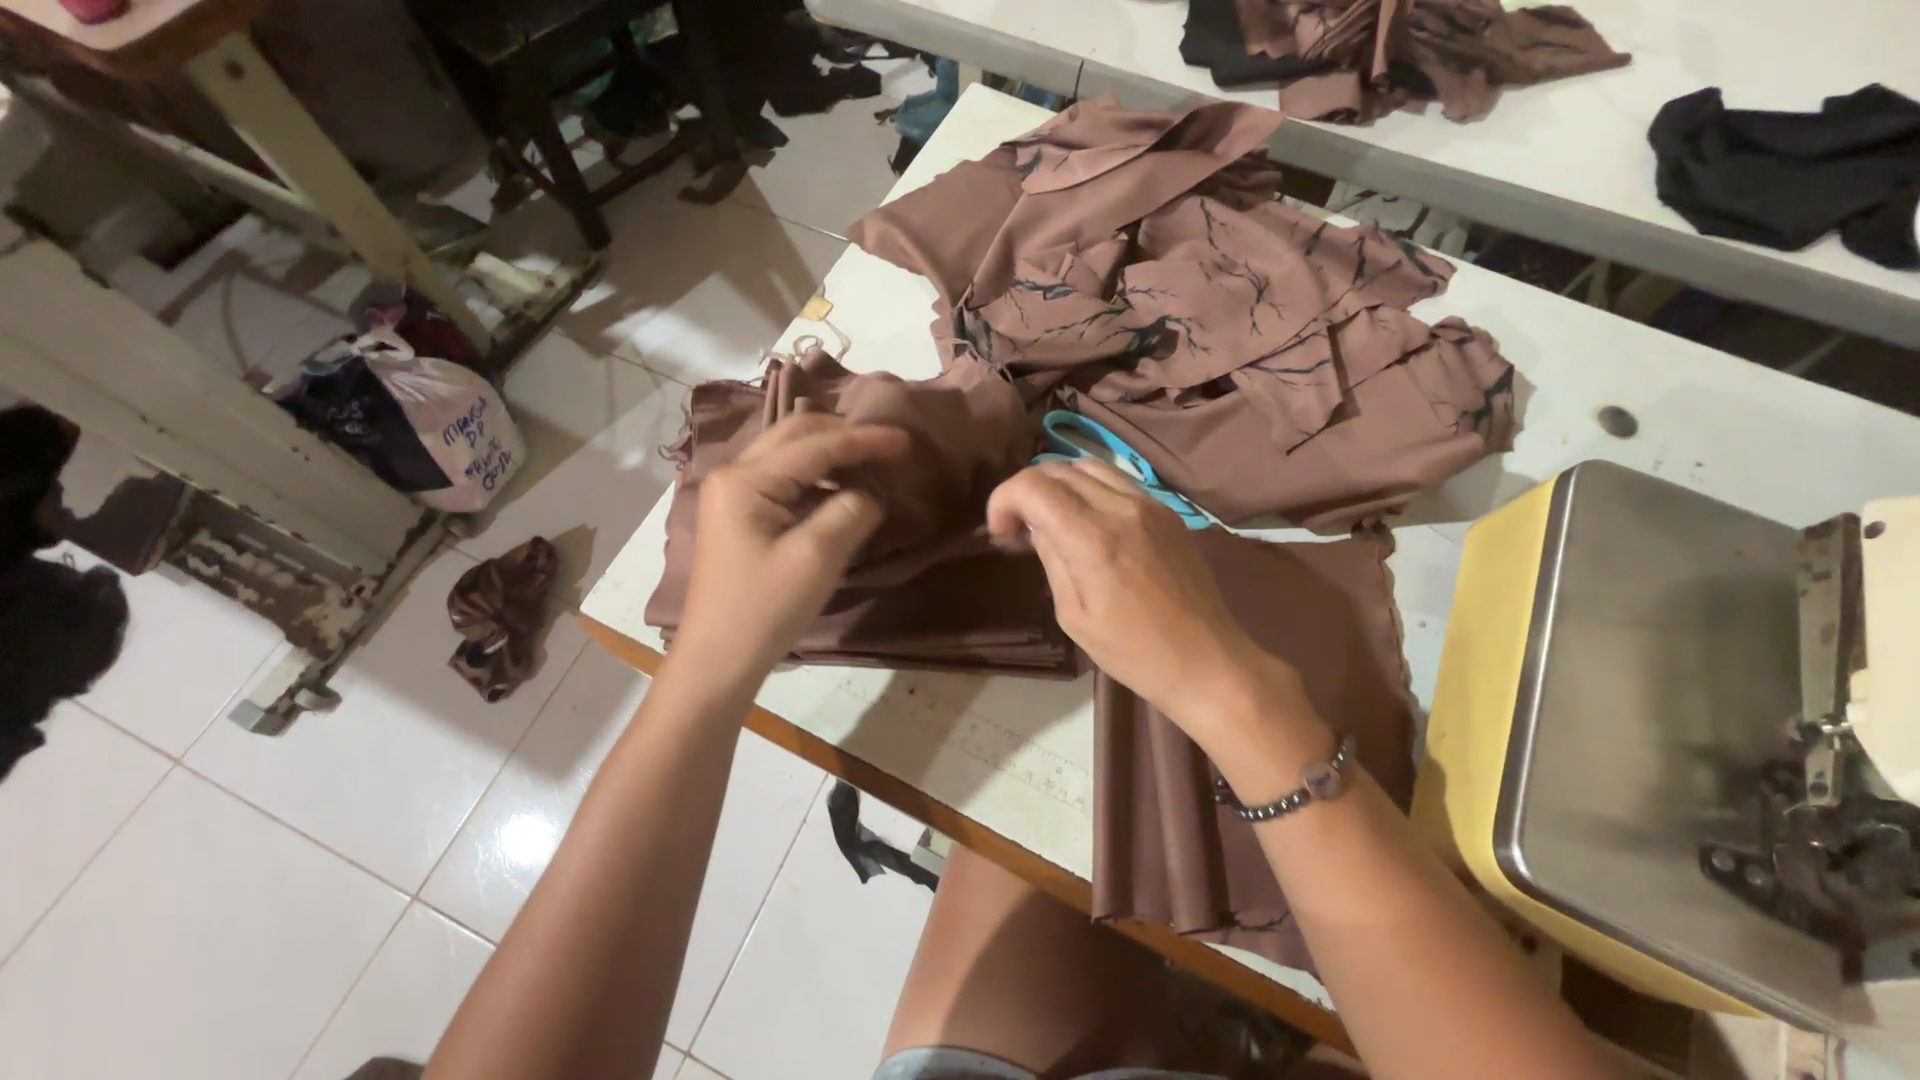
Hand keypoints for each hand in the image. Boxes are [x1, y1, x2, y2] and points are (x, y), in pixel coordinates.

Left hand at [670, 414, 909, 688]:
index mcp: (746, 480)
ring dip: (830, 452)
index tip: (906, 439)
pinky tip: (842, 489)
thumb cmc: (765, 609)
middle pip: (795, 434)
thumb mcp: (817, 557)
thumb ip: (851, 511)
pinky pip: (783, 478)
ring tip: (871, 463)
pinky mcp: (739, 516)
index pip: (816, 445)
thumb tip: (873, 491)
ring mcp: (732, 495)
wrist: (719, 660)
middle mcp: (734, 475)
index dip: (864, 440)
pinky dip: (816, 476)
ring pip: (788, 453)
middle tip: (887, 444)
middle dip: (844, 434)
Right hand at [986, 460, 1320, 757]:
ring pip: (1089, 466)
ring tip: (1051, 518)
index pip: (1033, 486)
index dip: (1004, 500)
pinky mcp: (1168, 511)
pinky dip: (1090, 489)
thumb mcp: (1074, 615)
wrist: (1207, 660)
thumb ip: (1052, 559)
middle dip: (1027, 490)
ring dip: (1059, 484)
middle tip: (1019, 526)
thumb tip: (1036, 526)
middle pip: (1058, 468)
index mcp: (1093, 537)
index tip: (1001, 532)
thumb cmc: (1134, 651)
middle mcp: (1122, 507)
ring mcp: (1150, 504)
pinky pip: (1118, 481)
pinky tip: (1087, 520)